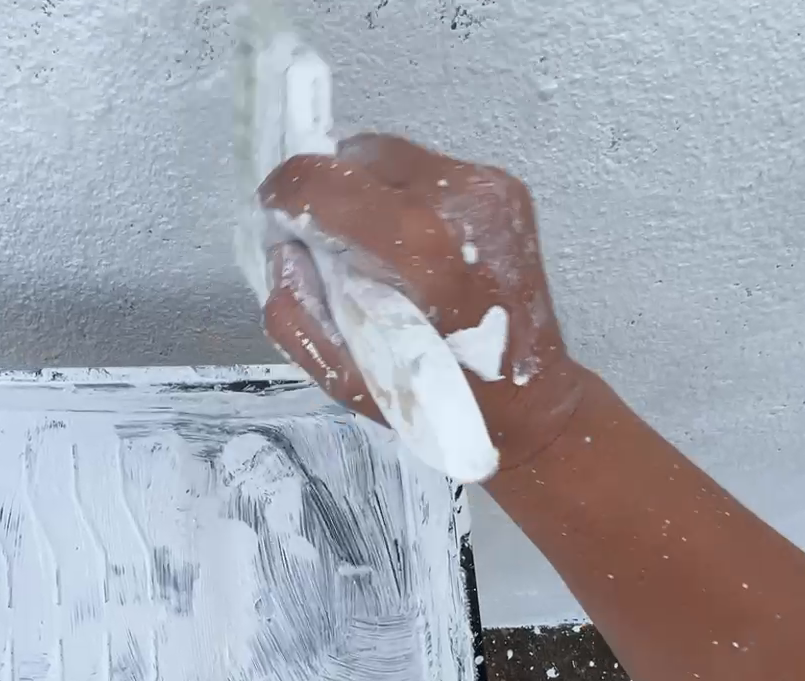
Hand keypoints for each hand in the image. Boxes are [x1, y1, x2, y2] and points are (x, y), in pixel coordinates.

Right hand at [259, 133, 586, 470]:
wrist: (530, 400)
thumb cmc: (442, 399)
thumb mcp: (348, 381)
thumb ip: (296, 319)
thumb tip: (282, 256)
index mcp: (424, 246)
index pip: (328, 181)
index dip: (287, 191)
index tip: (274, 212)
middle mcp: (462, 199)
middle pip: (361, 156)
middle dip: (327, 190)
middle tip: (320, 239)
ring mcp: (491, 187)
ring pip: (394, 157)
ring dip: (363, 191)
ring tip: (363, 244)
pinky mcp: (505, 189)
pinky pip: (427, 171)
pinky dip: (400, 197)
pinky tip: (403, 244)